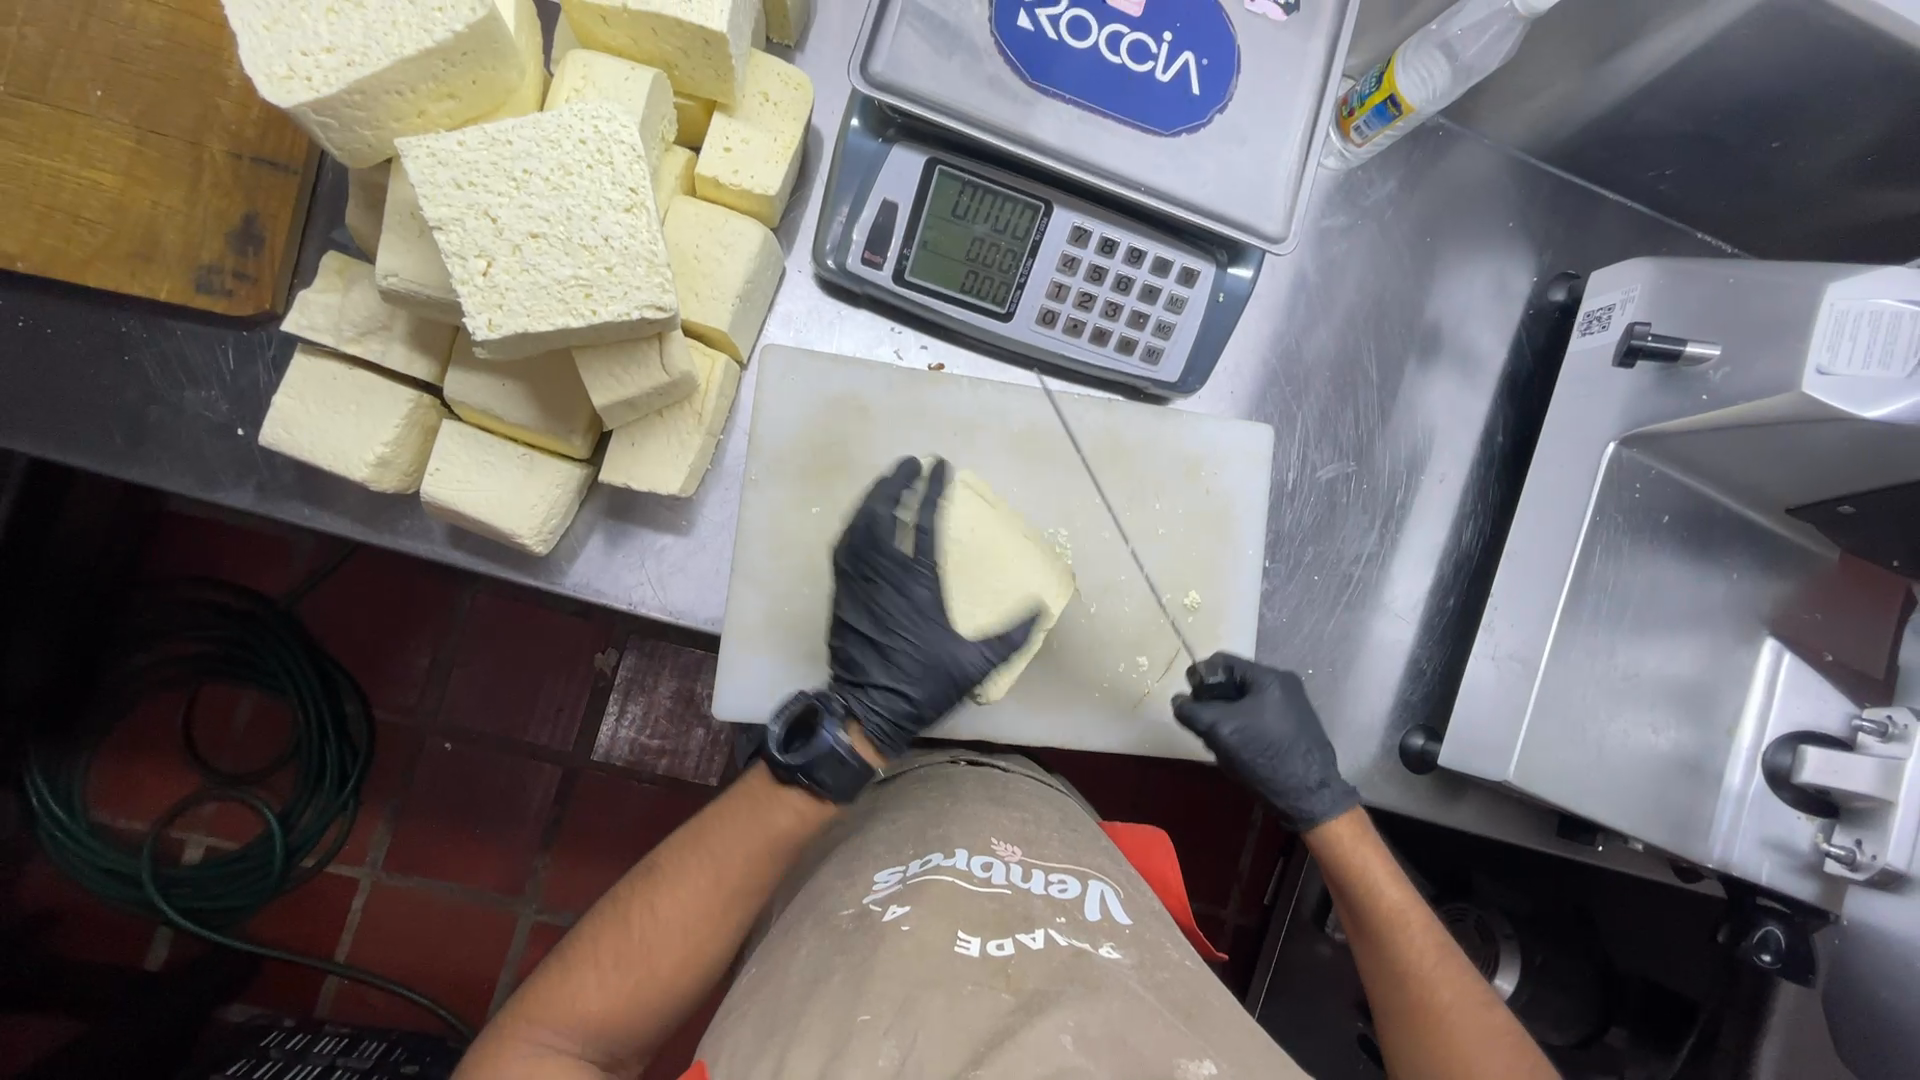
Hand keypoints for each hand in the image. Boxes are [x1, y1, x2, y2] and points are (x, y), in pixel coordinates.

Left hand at [826, 457, 1038, 758]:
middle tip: (909, 462)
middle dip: (896, 482)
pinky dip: (855, 524)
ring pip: (859, 526)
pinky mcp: (842, 594)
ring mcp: (857, 582)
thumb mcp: (975, 663)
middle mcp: (883, 573)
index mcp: (917, 584)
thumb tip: (1041, 609)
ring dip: (873, 498)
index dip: (932, 491)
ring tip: (888, 482)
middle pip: (883, 513)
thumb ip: (1011, 635)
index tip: (940, 466)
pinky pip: (844, 546)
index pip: (924, 523)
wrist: (868, 709)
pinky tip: (863, 519)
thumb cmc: (922, 684)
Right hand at [1172, 652, 1359, 832]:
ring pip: (1243, 702)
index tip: (1191, 705)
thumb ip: (1193, 711)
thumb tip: (1179, 701)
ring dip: (1226, 718)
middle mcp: (1283, 685)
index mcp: (1269, 677)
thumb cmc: (1264, 757)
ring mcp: (1291, 706)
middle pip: (1232, 682)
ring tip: (1221, 743)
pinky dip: (1242, 728)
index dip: (1199, 679)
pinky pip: (1257, 717)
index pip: (1221, 662)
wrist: (1309, 798)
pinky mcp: (1294, 726)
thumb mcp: (1220, 730)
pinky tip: (1239, 750)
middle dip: (1212, 703)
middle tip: (1205, 728)